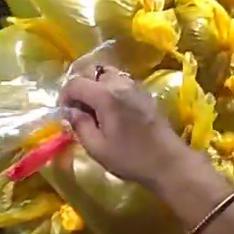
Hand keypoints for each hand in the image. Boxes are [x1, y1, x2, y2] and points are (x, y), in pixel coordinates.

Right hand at [58, 64, 204, 189]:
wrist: (169, 162)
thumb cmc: (131, 158)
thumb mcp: (97, 148)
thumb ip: (80, 125)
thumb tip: (70, 111)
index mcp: (106, 95)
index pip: (75, 83)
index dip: (65, 96)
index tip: (65, 114)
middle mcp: (120, 83)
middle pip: (91, 71)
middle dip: (80, 87)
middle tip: (78, 109)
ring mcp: (135, 86)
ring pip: (107, 73)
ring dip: (95, 86)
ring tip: (94, 108)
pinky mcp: (145, 93)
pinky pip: (121, 81)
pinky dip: (110, 89)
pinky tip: (111, 110)